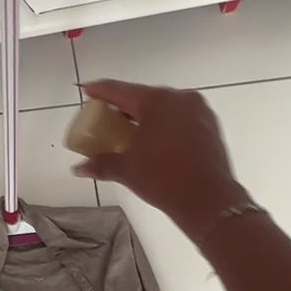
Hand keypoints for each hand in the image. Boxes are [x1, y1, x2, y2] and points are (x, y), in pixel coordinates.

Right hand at [73, 80, 250, 241]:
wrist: (207, 199)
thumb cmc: (163, 179)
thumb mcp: (127, 170)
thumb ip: (102, 163)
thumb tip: (79, 168)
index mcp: (155, 101)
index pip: (120, 90)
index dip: (101, 91)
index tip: (88, 91)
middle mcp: (179, 98)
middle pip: (145, 97)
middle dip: (126, 107)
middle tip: (110, 117)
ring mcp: (199, 110)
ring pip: (166, 107)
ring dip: (149, 116)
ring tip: (133, 131)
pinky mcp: (211, 125)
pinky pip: (182, 118)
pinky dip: (167, 125)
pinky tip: (158, 141)